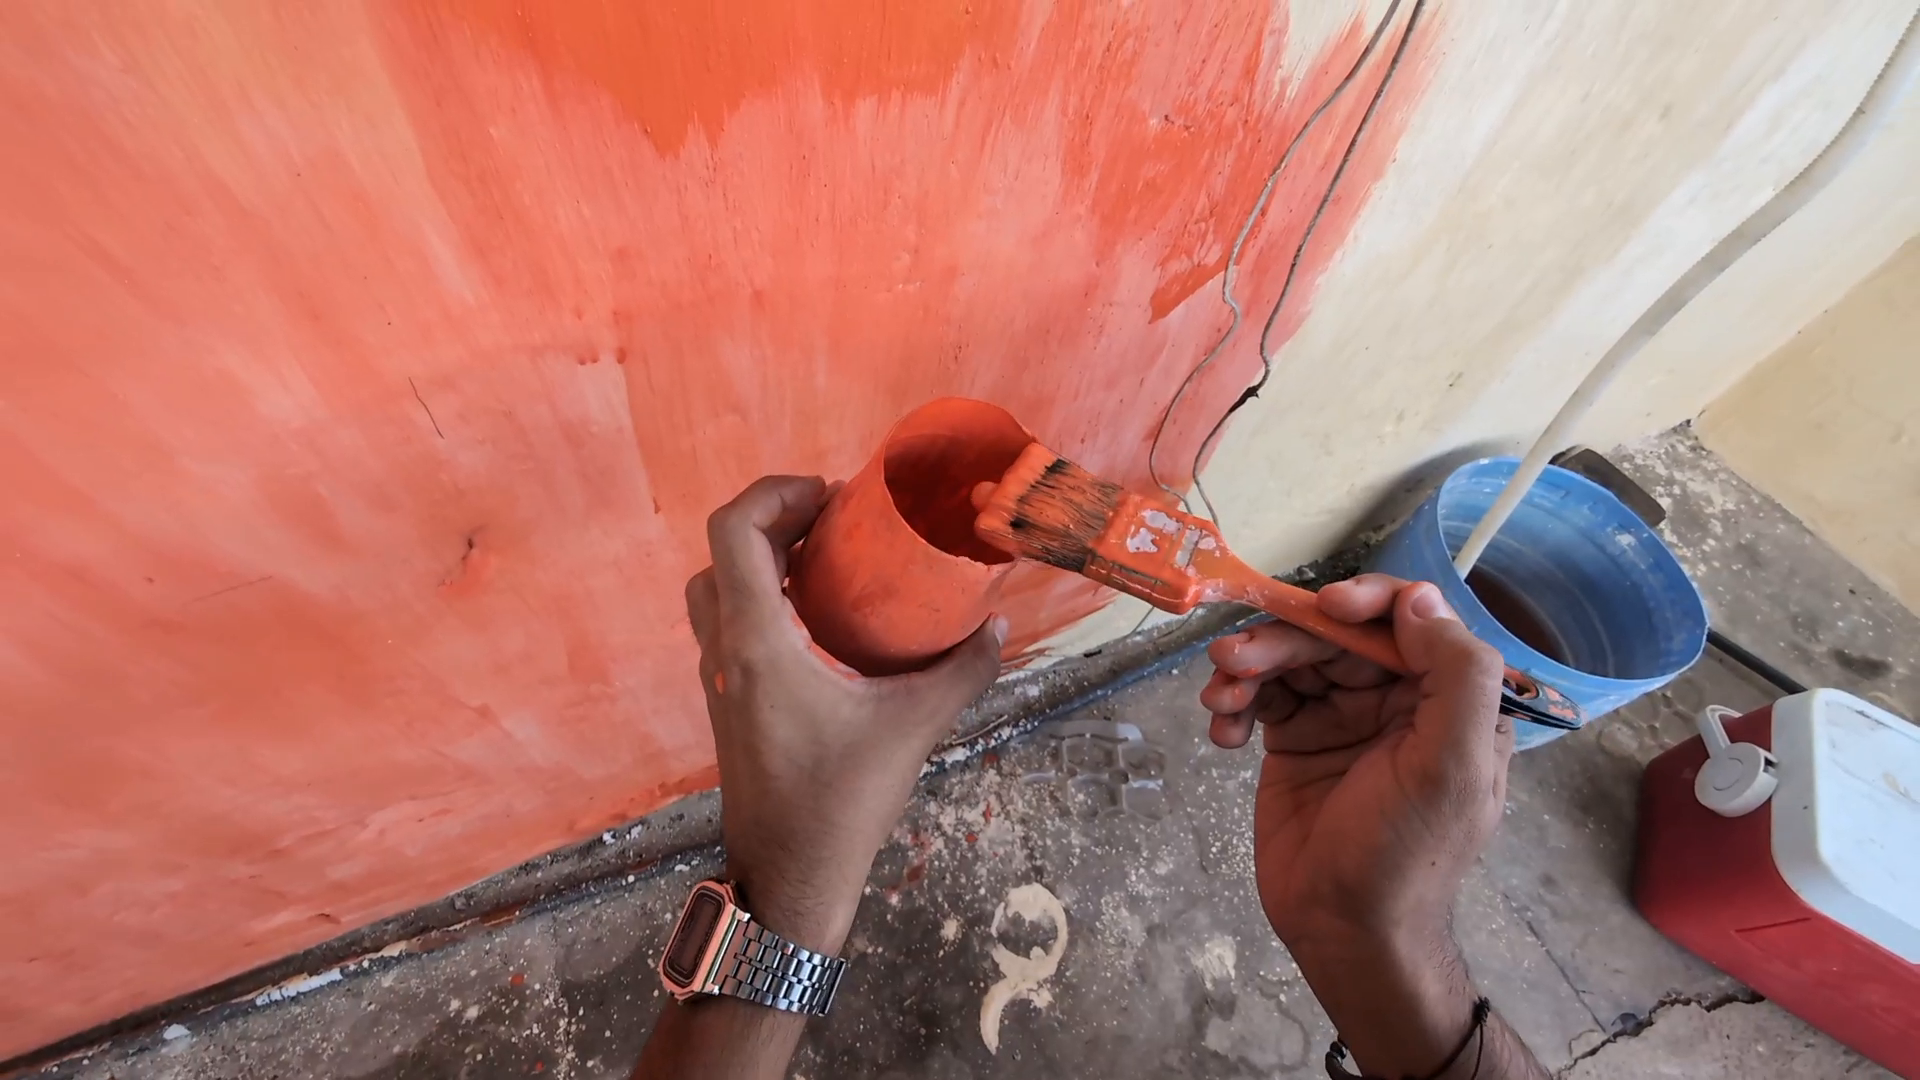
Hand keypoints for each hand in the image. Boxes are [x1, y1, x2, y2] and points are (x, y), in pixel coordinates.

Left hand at [684, 475, 1005, 952]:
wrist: (788, 876)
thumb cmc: (842, 799)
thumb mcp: (914, 726)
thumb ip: (964, 670)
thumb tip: (997, 622)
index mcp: (758, 642)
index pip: (734, 532)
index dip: (775, 493)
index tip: (831, 497)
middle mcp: (726, 649)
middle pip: (723, 552)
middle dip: (776, 520)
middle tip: (836, 521)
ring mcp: (719, 676)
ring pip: (718, 587)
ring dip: (764, 557)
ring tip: (828, 559)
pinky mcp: (728, 698)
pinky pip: (729, 620)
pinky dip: (762, 593)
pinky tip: (818, 614)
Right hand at [1202, 574, 1541, 1078]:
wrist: (1342, 929)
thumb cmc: (1403, 851)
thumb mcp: (1451, 767)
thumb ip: (1456, 676)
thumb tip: (1418, 597)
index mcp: (1443, 699)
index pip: (1406, 620)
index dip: (1363, 600)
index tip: (1321, 608)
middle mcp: (1389, 699)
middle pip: (1328, 638)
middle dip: (1278, 643)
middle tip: (1230, 660)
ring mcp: (1336, 717)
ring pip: (1285, 662)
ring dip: (1244, 672)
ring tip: (1218, 699)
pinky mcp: (1291, 738)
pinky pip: (1258, 698)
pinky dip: (1234, 707)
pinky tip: (1222, 735)